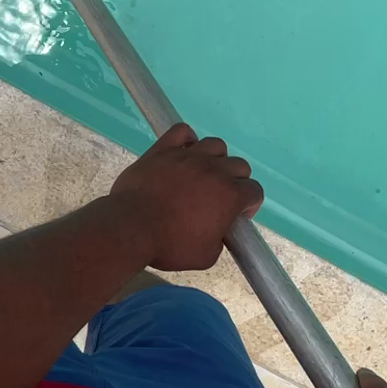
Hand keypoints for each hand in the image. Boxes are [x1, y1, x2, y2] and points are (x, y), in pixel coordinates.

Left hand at [107, 123, 262, 271]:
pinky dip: (186, 138)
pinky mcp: (163, 149)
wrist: (131, 227)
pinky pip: (181, 131)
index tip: (236, 215)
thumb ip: (219, 239)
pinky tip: (183, 152)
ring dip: (215, 159)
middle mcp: (214, 169)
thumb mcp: (206, 256)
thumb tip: (216, 230)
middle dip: (235, 181)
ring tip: (202, 174)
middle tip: (218, 197)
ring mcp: (188, 156)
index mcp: (230, 195)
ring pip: (215, 145)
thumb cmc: (170, 244)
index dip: (249, 204)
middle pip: (239, 165)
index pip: (255, 191)